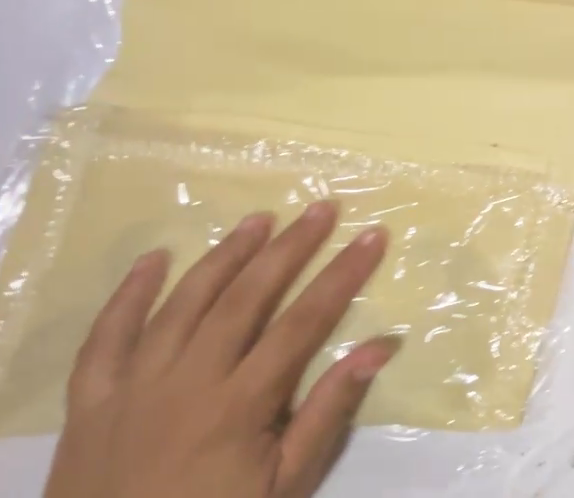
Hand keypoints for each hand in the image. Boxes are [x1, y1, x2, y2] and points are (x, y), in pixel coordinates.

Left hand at [44, 202, 395, 497]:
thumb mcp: (286, 483)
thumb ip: (327, 413)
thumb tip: (377, 347)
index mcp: (240, 405)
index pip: (304, 321)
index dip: (342, 275)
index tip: (372, 237)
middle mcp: (186, 384)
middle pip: (244, 300)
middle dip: (289, 248)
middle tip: (322, 209)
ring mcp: (131, 390)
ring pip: (181, 306)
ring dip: (224, 257)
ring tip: (259, 219)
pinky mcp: (90, 403)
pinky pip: (105, 340)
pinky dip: (127, 296)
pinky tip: (155, 259)